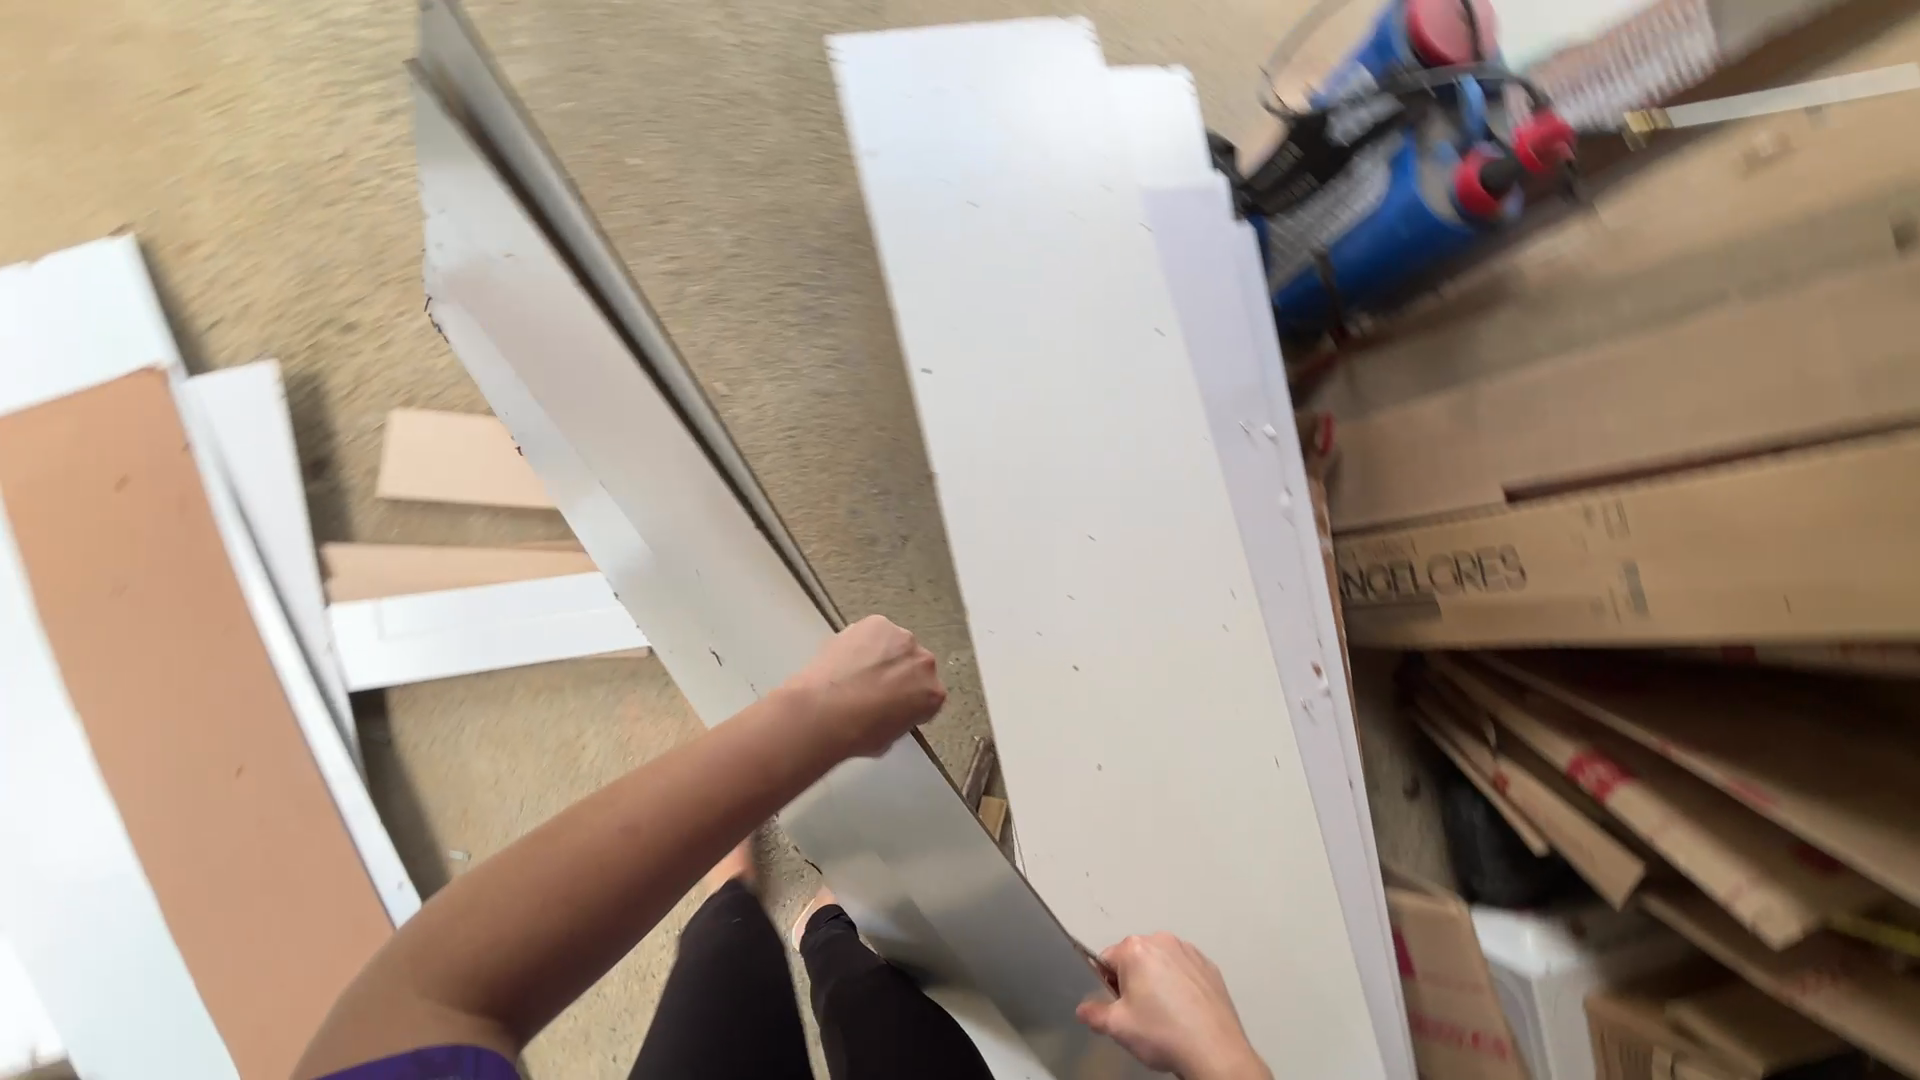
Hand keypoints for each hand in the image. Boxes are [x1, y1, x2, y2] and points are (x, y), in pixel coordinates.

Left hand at [786, 615, 946, 756]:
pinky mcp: (878, 624)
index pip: (928, 692)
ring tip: (855, 671)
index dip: (909, 697)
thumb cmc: (855, 731)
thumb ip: (900, 717)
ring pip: (894, 644)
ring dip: (881, 654)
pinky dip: (862, 640)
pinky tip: (847, 656)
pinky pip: (873, 630)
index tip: (895, 701)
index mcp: (933, 694)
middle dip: (898, 672)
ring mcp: (902, 639)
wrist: (826, 711)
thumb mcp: (889, 738)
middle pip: (914, 664)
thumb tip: (888, 711)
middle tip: (873, 685)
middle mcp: (924, 662)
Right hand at [1077, 934, 1269, 1079]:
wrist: (1216, 1052)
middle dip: (1132, 982)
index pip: (1106, 959)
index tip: (1118, 1006)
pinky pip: (1184, 970)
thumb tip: (1084, 1009)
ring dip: (1157, 981)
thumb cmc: (1164, 1034)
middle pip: (1134, 959)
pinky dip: (1180, 985)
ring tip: (1165, 1015)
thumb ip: (1094, 1014)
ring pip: (1160, 963)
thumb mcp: (1118, 1028)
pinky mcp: (1208, 966)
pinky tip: (1184, 1012)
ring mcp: (1188, 951)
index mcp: (1134, 948)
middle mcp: (1161, 940)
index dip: (1106, 985)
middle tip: (1140, 1014)